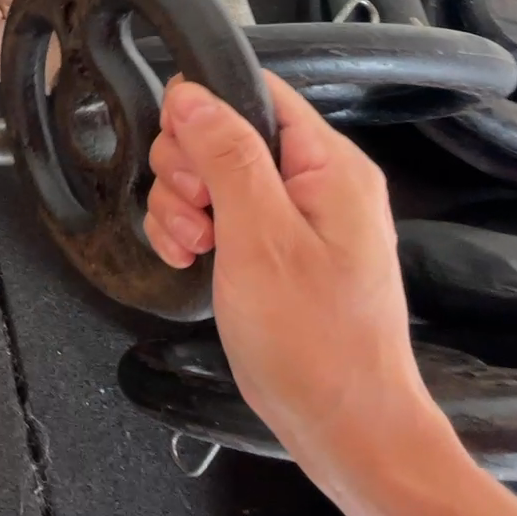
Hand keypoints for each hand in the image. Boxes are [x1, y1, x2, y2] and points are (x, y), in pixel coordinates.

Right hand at [144, 73, 446, 481]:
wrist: (339, 424)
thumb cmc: (315, 338)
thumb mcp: (260, 236)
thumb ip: (226, 156)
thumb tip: (188, 93)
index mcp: (326, 164)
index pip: (253, 92)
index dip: (203, 111)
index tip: (186, 157)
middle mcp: (305, 180)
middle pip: (214, 132)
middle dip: (184, 170)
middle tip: (197, 214)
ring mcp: (280, 213)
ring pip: (198, 173)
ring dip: (177, 206)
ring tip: (193, 246)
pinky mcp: (257, 242)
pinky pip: (201, 210)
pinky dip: (182, 229)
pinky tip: (188, 257)